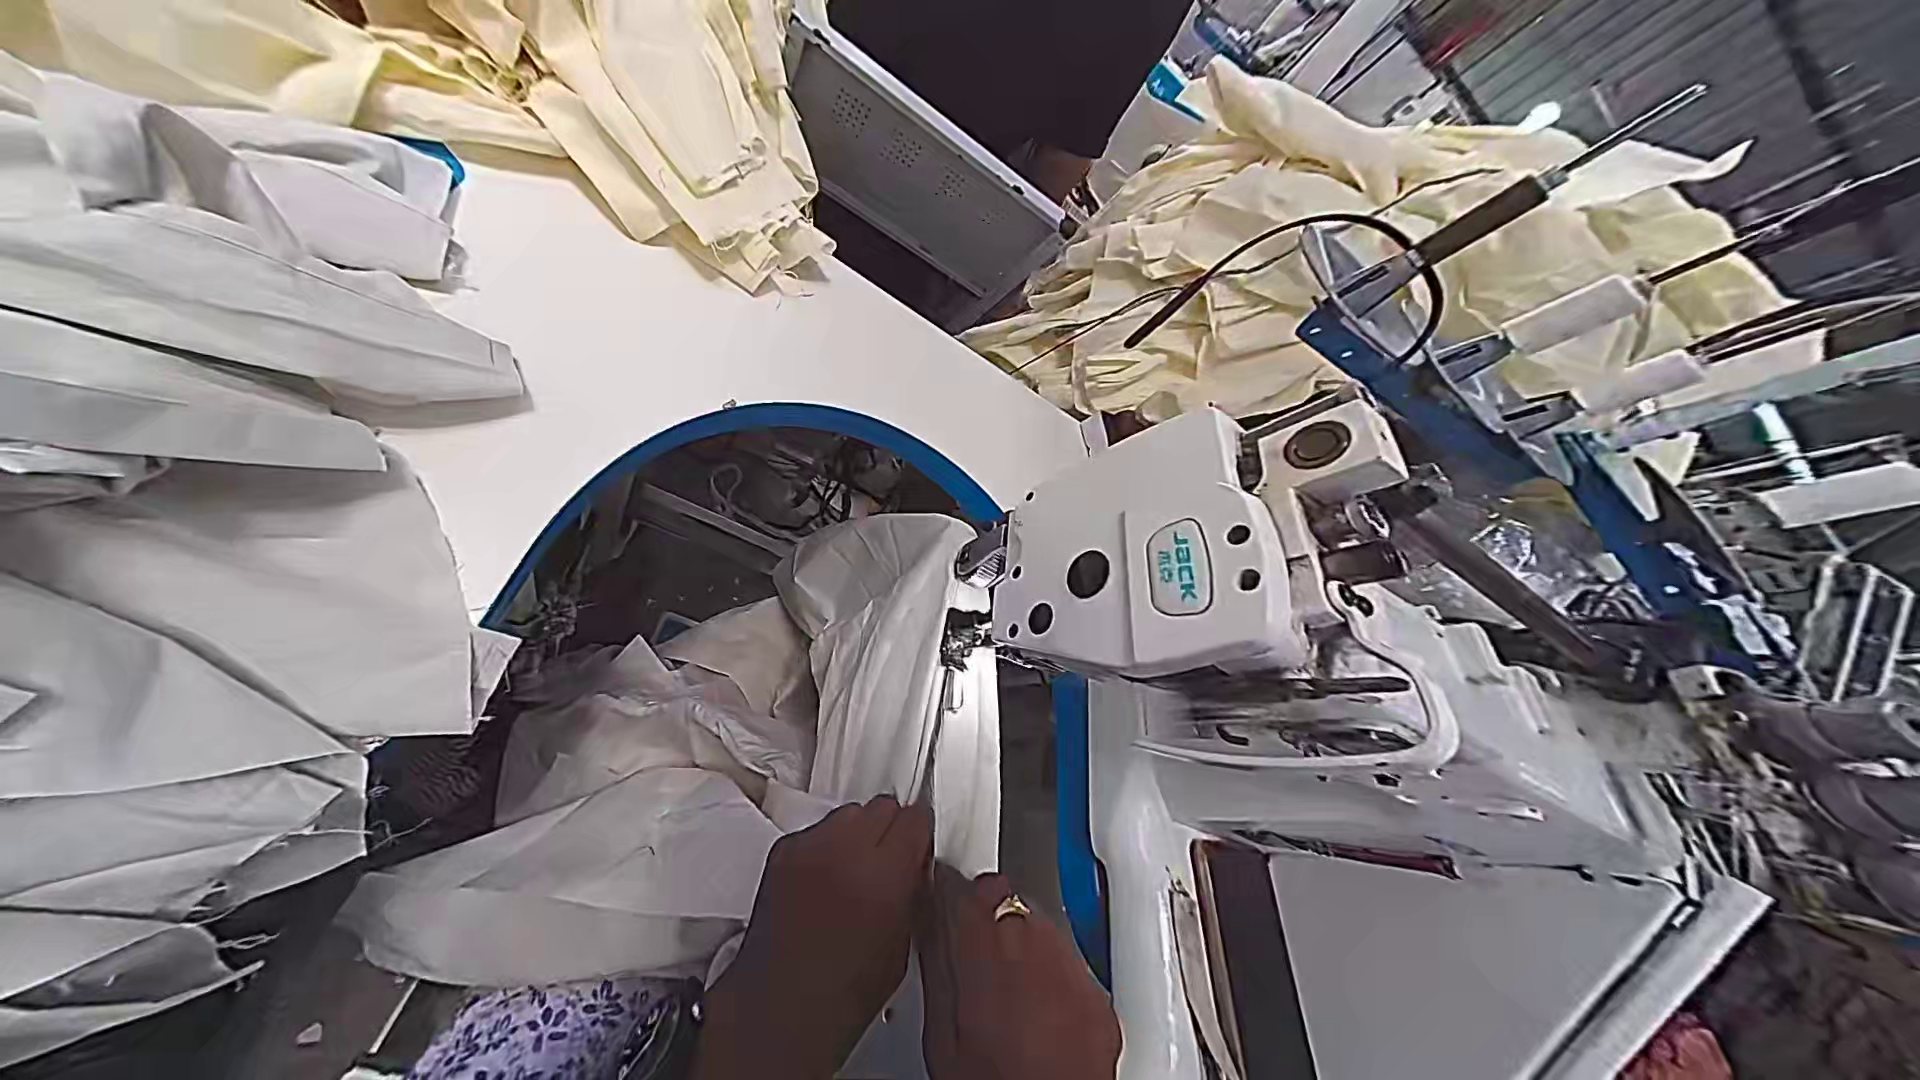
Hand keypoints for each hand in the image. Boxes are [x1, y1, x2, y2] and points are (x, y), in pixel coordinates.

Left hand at [692, 796, 932, 1079]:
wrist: (779, 1009)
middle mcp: (848, 850)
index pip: (915, 818)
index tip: (918, 842)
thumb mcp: (900, 944)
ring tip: (854, 868)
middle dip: (890, 828)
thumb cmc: (838, 994)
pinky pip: (817, 829)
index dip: (919, 833)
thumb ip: (912, 889)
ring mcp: (812, 846)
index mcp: (886, 873)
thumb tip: (916, 862)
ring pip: (850, 813)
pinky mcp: (785, 849)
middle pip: (884, 806)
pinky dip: (825, 845)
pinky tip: (825, 877)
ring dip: (857, 833)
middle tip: (887, 857)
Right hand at [920, 864, 1121, 1079]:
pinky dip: (1051, 969)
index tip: (946, 891)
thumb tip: (930, 924)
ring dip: (1021, 937)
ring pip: (1039, 925)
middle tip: (974, 945)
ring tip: (1006, 983)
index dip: (955, 886)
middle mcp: (1033, 946)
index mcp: (988, 950)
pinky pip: (1068, 960)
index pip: (969, 889)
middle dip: (988, 911)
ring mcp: (1069, 966)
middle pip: (1007, 900)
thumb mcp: (943, 1035)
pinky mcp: (1096, 994)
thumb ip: (937, 964)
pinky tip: (1037, 1003)